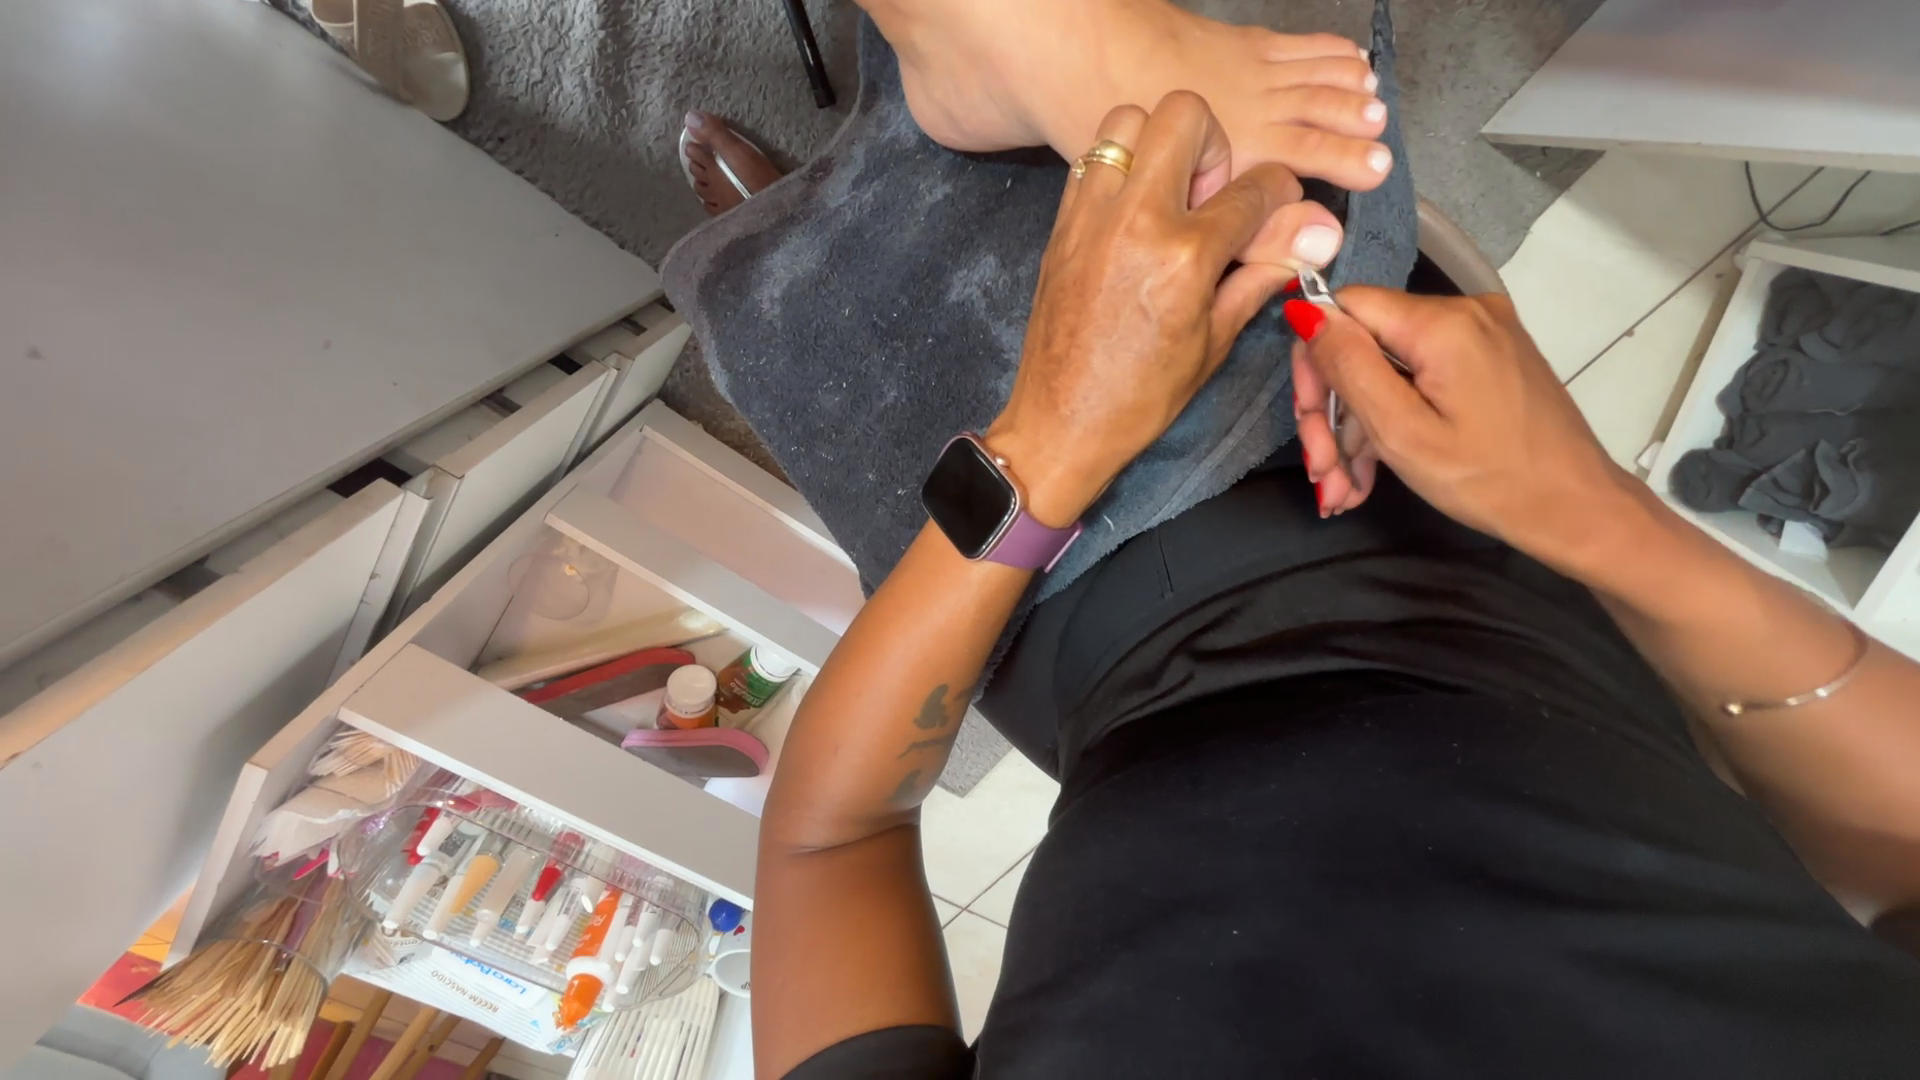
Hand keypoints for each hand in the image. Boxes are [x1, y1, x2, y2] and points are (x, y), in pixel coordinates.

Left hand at [989, 92, 1338, 524]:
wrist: (1061, 423)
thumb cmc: (1139, 398)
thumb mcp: (1213, 344)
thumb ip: (1259, 277)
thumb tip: (1317, 236)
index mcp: (1185, 256)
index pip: (1256, 186)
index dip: (1281, 195)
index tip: (1276, 212)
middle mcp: (1136, 221)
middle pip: (1185, 114)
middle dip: (1212, 144)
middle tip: (1207, 197)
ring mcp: (1090, 219)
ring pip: (1127, 121)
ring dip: (1156, 146)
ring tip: (1163, 201)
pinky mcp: (1060, 229)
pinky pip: (1089, 162)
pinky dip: (1115, 171)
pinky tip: (1128, 219)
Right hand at [1286, 288, 1638, 568]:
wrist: (1574, 509)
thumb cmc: (1486, 477)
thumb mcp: (1401, 429)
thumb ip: (1349, 366)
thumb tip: (1304, 312)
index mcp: (1441, 323)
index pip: (1343, 307)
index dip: (1313, 358)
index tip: (1309, 417)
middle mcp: (1462, 313)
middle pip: (1361, 344)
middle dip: (1330, 410)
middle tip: (1322, 473)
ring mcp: (1477, 336)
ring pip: (1383, 370)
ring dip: (1353, 431)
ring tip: (1342, 490)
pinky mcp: (1484, 360)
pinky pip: (1414, 381)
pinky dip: (1387, 424)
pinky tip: (1368, 476)